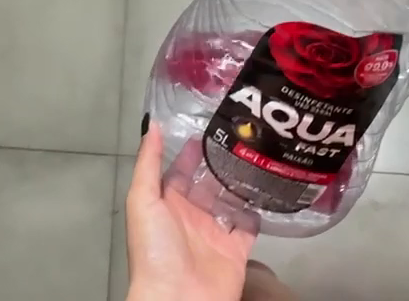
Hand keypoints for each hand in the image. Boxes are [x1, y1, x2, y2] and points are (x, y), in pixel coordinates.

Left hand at [125, 124, 253, 300]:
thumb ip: (148, 162)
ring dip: (239, 182)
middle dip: (219, 164)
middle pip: (207, 184)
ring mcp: (215, 233)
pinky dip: (256, 211)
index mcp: (167, 204)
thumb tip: (154, 125)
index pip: (180, 171)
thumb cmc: (155, 247)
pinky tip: (266, 189)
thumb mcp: (142, 199)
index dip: (192, 151)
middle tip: (240, 139)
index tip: (209, 128)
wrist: (177, 300)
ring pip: (229, 201)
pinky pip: (249, 227)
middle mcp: (191, 216)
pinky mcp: (236, 251)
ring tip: (255, 157)